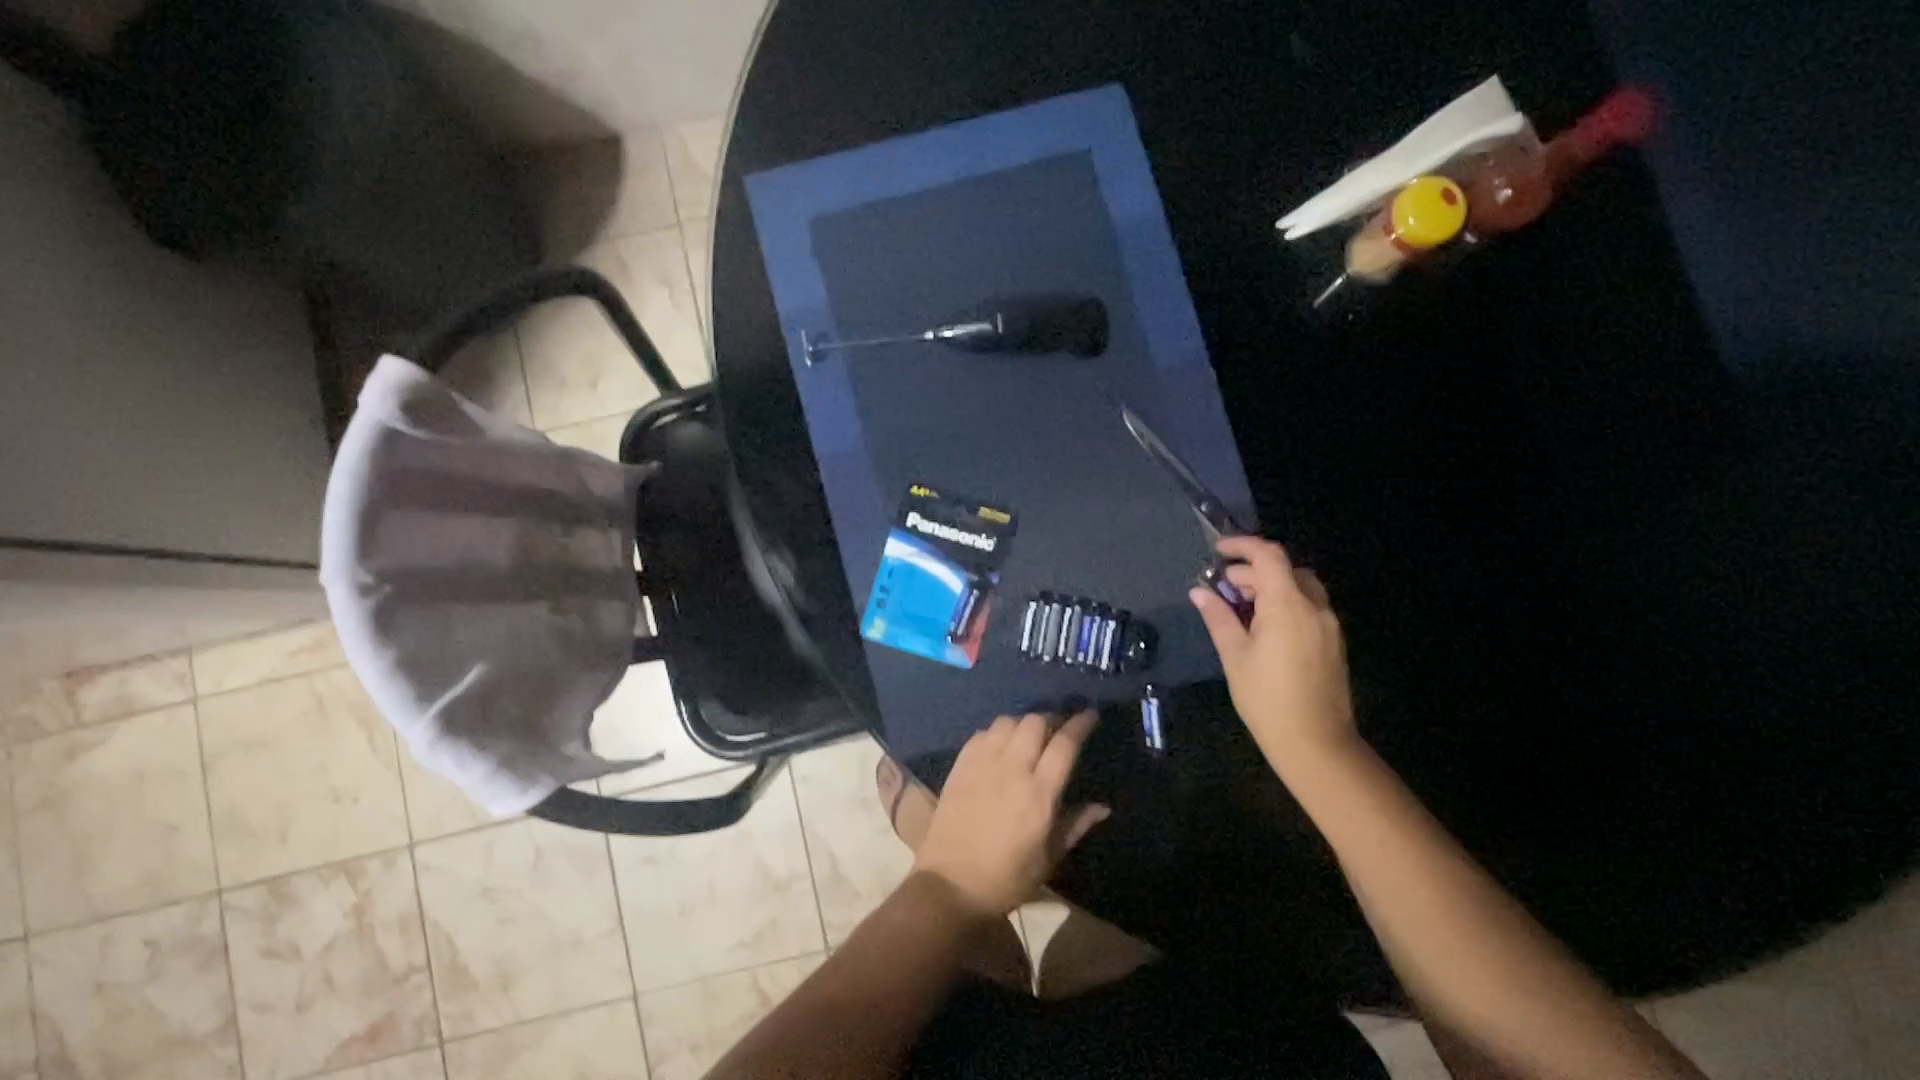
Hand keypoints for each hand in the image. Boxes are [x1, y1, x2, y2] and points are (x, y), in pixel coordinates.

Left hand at [913, 711, 1110, 918]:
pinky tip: (1000, 746)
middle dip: (1051, 719)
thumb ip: (1075, 825)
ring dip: (1023, 723)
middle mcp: (1011, 769)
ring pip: (1007, 722)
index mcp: (1039, 793)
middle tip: (1058, 730)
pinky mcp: (959, 767)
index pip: (1064, 744)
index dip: (1080, 724)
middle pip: (1035, 722)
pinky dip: (996, 732)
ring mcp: (982, 765)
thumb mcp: (1048, 858)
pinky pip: (981, 734)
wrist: (950, 885)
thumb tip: (1103, 807)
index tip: (1090, 714)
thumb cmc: (1005, 878)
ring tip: (1029, 736)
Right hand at [1189, 536, 1356, 762]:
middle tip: (1223, 589)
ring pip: (1301, 588)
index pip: (1269, 556)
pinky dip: (1287, 605)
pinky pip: (1310, 608)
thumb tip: (1200, 592)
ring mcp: (1329, 625)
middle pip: (1286, 570)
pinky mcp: (1334, 642)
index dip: (1242, 546)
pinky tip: (1266, 629)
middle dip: (1253, 571)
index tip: (1218, 552)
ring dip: (1272, 587)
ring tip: (1244, 608)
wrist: (1316, 742)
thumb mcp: (1235, 656)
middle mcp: (1314, 607)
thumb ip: (1219, 618)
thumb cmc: (1267, 699)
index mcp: (1288, 605)